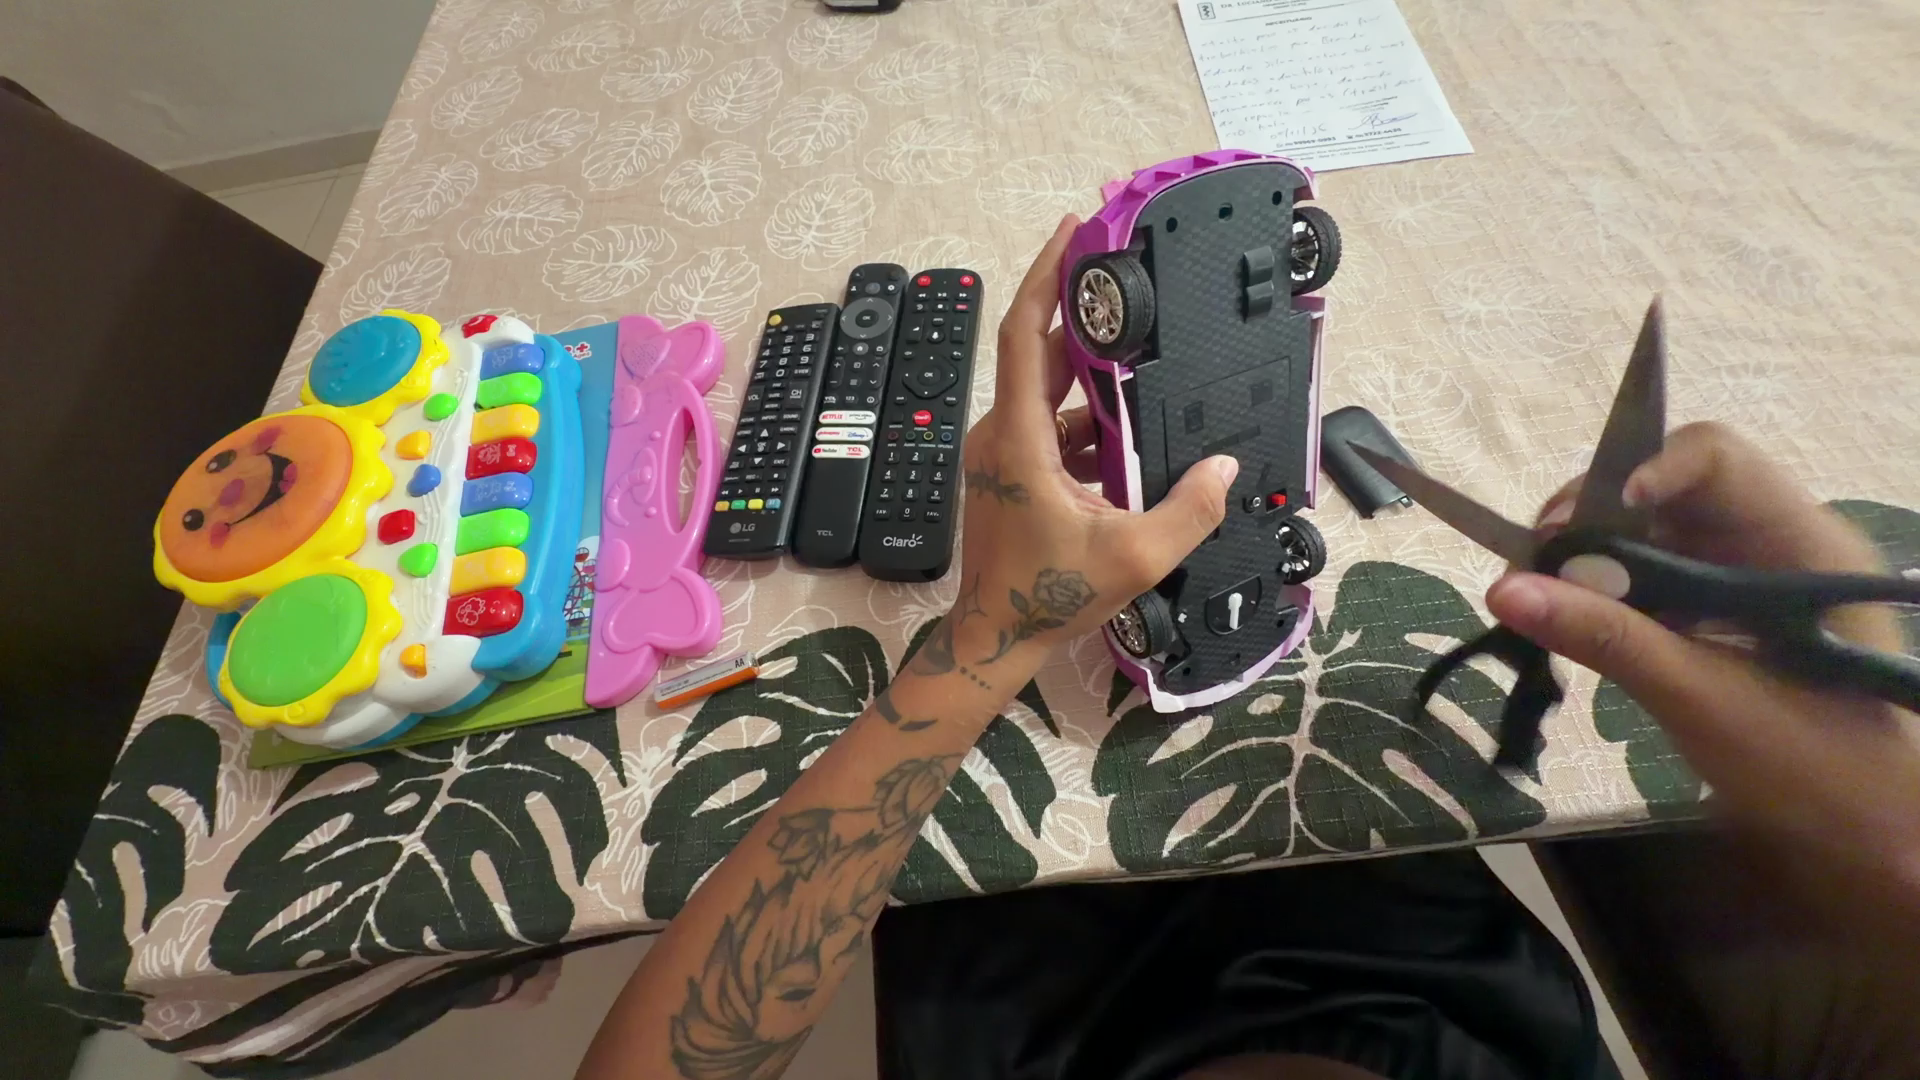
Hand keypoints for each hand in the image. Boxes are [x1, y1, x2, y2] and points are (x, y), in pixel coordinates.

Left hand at [915, 215, 1238, 684]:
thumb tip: (1225, 468)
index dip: (1047, 277)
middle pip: (1039, 356)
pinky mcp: (1008, 473)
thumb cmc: (1048, 596)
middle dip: (1081, 316)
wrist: (996, 633)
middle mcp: (1001, 436)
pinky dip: (1083, 422)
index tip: (1073, 232)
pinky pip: (1047, 429)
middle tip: (1127, 282)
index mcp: (1018, 440)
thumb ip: (1187, 512)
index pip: (1024, 336)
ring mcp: (1001, 454)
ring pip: (1046, 396)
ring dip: (1089, 378)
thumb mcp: (1133, 557)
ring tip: (1142, 361)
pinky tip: (1125, 435)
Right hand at [1485, 422, 1919, 919]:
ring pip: (1624, 529)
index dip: (1641, 470)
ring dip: (1568, 556)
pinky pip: (1618, 571)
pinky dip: (1575, 587)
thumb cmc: (1820, 768)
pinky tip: (1554, 618)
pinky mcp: (1688, 605)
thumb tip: (1501, 590)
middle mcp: (1756, 542)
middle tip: (1529, 570)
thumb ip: (1605, 638)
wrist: (1869, 839)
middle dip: (1580, 519)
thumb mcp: (1703, 699)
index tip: (1572, 527)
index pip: (1714, 459)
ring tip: (1531, 599)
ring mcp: (1719, 573)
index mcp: (1795, 544)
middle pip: (1650, 487)